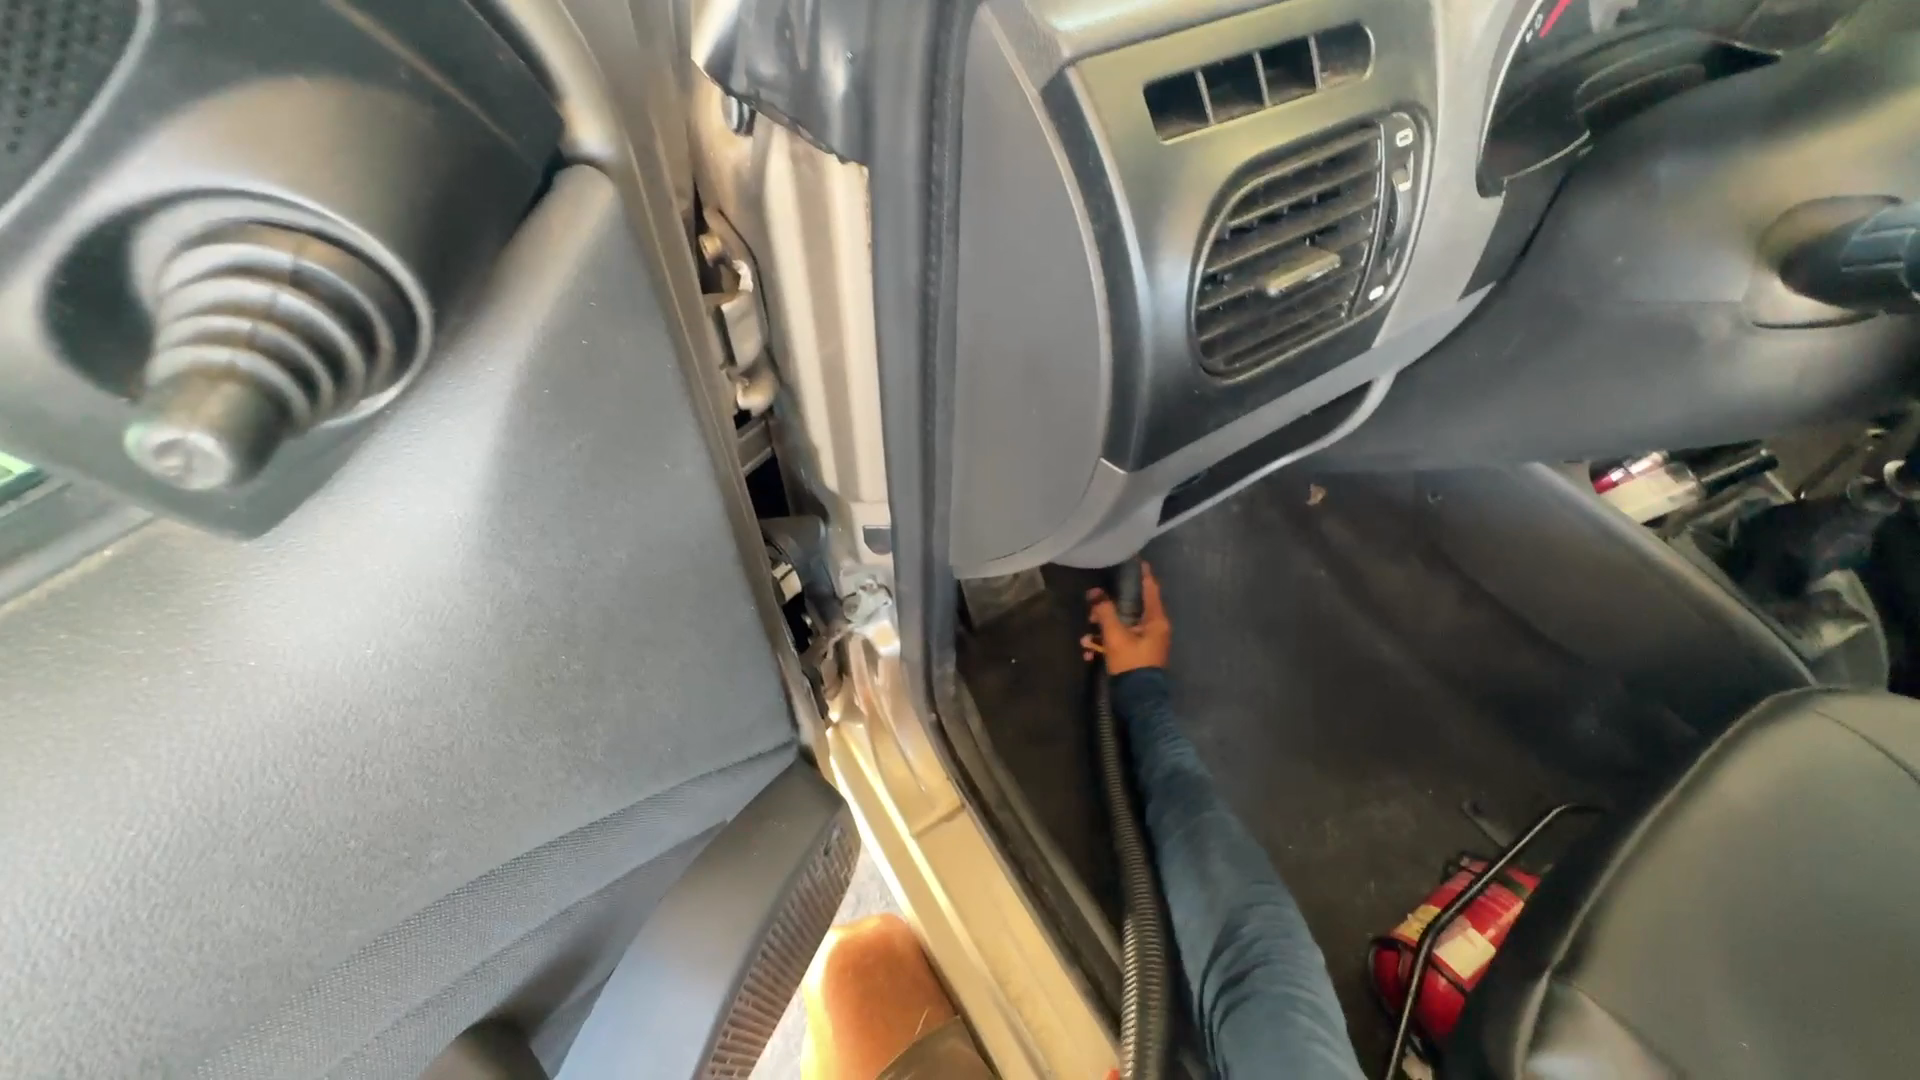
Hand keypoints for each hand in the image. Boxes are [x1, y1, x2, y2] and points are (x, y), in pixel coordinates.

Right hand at [1082, 562, 1171, 674]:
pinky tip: (1090, 653)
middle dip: (1108, 608)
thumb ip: (1104, 612)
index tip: (1136, 559)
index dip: (1143, 574)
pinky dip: (1105, 645)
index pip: (1151, 589)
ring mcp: (1146, 642)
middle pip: (1130, 608)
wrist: (1137, 700)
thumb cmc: (1131, 663)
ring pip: (1121, 626)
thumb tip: (1095, 593)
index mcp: (1156, 620)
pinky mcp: (1136, 654)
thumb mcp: (1115, 635)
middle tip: (1092, 607)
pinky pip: (1119, 642)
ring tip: (1086, 639)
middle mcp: (1154, 628)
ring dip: (1101, 630)